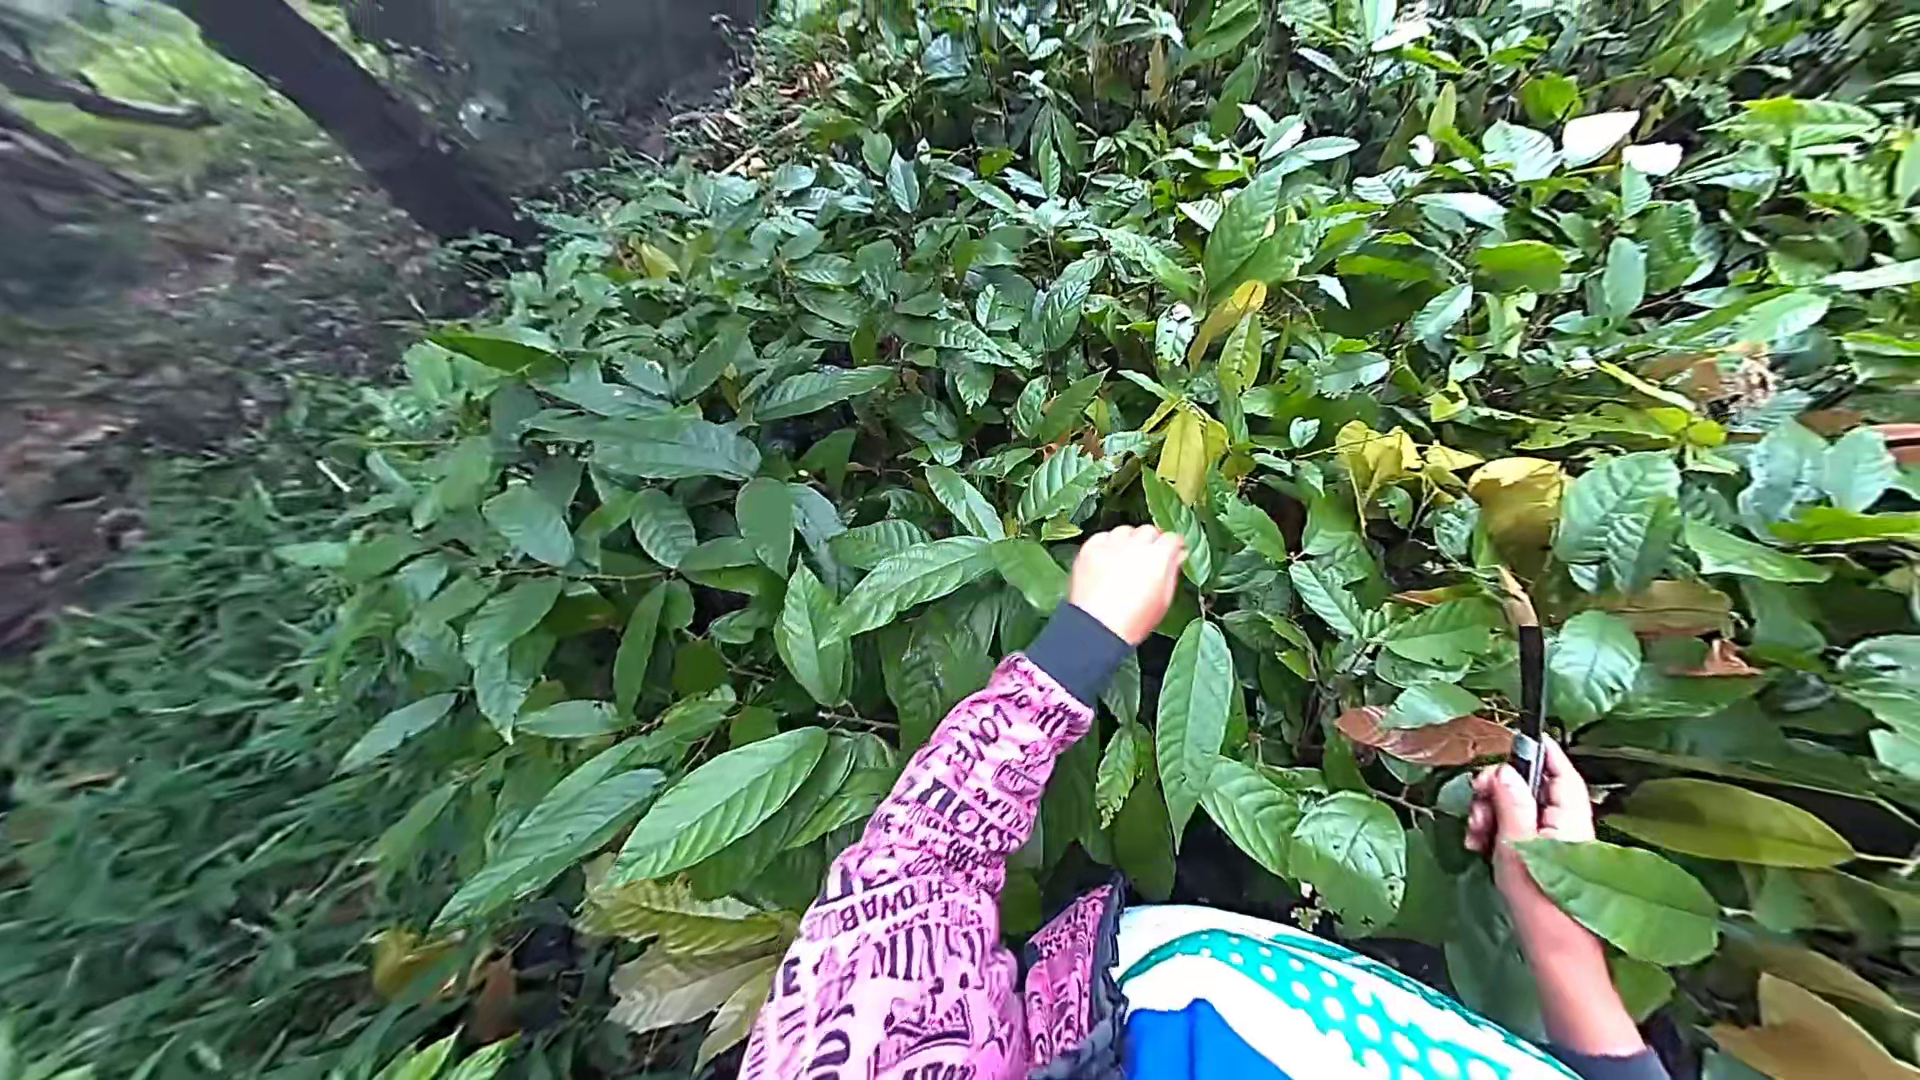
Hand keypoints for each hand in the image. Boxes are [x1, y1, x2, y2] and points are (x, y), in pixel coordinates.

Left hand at [1067, 526, 1185, 645]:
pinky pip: (1102, 537)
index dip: (1174, 545)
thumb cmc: (1134, 621)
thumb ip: (1172, 571)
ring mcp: (1110, 546)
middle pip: (1148, 530)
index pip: (1171, 538)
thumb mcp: (1164, 600)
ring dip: (1128, 541)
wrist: (1097, 628)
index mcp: (1157, 557)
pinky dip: (1107, 544)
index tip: (1173, 551)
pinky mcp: (1089, 549)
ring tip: (1126, 558)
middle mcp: (1134, 546)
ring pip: (1124, 531)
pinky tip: (1108, 559)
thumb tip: (1178, 554)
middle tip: (1148, 556)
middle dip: (1152, 541)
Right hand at [1465, 737, 1595, 952]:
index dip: (1547, 754)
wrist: (1553, 949)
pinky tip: (1477, 842)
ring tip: (1475, 831)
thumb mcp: (1517, 846)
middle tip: (1478, 802)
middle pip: (1528, 789)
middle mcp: (1564, 828)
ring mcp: (1552, 843)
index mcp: (1569, 822)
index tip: (1529, 735)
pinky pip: (1510, 827)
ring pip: (1514, 807)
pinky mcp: (1538, 856)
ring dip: (1488, 811)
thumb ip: (1512, 805)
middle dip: (1496, 789)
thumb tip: (1505, 771)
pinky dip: (1490, 829)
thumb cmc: (1541, 899)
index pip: (1561, 777)